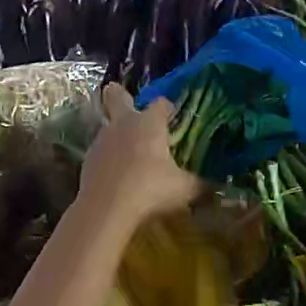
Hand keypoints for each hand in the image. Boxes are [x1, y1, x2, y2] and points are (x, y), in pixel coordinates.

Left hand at [80, 83, 201, 226]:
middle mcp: (123, 124)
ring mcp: (101, 140)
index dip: (168, 108)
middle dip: (121, 96)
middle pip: (117, 96)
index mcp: (149, 123)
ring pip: (108, 126)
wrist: (106, 209)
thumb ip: (202, 185)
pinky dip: (109, 157)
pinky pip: (101, 150)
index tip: (175, 120)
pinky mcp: (87, 159)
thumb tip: (218, 187)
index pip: (161, 103)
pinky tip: (118, 174)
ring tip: (130, 154)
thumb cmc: (150, 190)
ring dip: (118, 133)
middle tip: (130, 107)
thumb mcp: (185, 189)